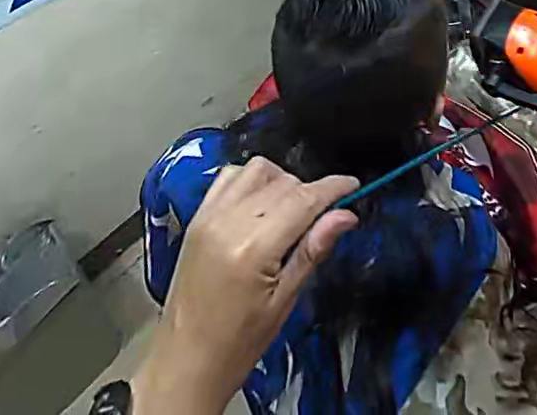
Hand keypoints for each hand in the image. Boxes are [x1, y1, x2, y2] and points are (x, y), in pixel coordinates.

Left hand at [133, 158, 357, 412]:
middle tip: (322, 217)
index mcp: (253, 248)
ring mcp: (210, 216)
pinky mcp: (197, 217)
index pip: (304, 199)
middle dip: (311, 192)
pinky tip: (260, 203)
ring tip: (289, 211)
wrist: (183, 366)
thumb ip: (313, 250)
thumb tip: (345, 215)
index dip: (334, 188)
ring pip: (259, 170)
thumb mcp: (284, 302)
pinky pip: (230, 176)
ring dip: (282, 181)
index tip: (353, 186)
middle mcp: (229, 222)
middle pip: (285, 183)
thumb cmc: (236, 344)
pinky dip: (251, 180)